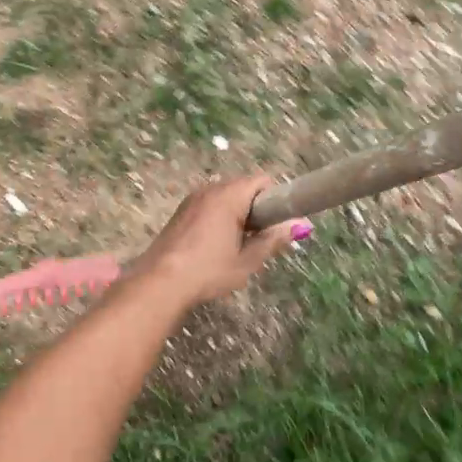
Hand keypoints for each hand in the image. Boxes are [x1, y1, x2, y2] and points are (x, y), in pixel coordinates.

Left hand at [129, 175, 310, 308]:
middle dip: (257, 208)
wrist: (161, 280)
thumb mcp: (247, 260)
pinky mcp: (182, 210)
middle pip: (243, 187)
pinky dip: (221, 216)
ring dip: (238, 213)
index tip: (280, 223)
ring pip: (226, 196)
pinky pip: (210, 204)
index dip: (276, 198)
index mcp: (227, 195)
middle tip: (261, 239)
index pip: (261, 181)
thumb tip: (300, 225)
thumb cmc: (209, 270)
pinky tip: (217, 244)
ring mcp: (193, 198)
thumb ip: (273, 239)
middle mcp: (209, 189)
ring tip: (240, 245)